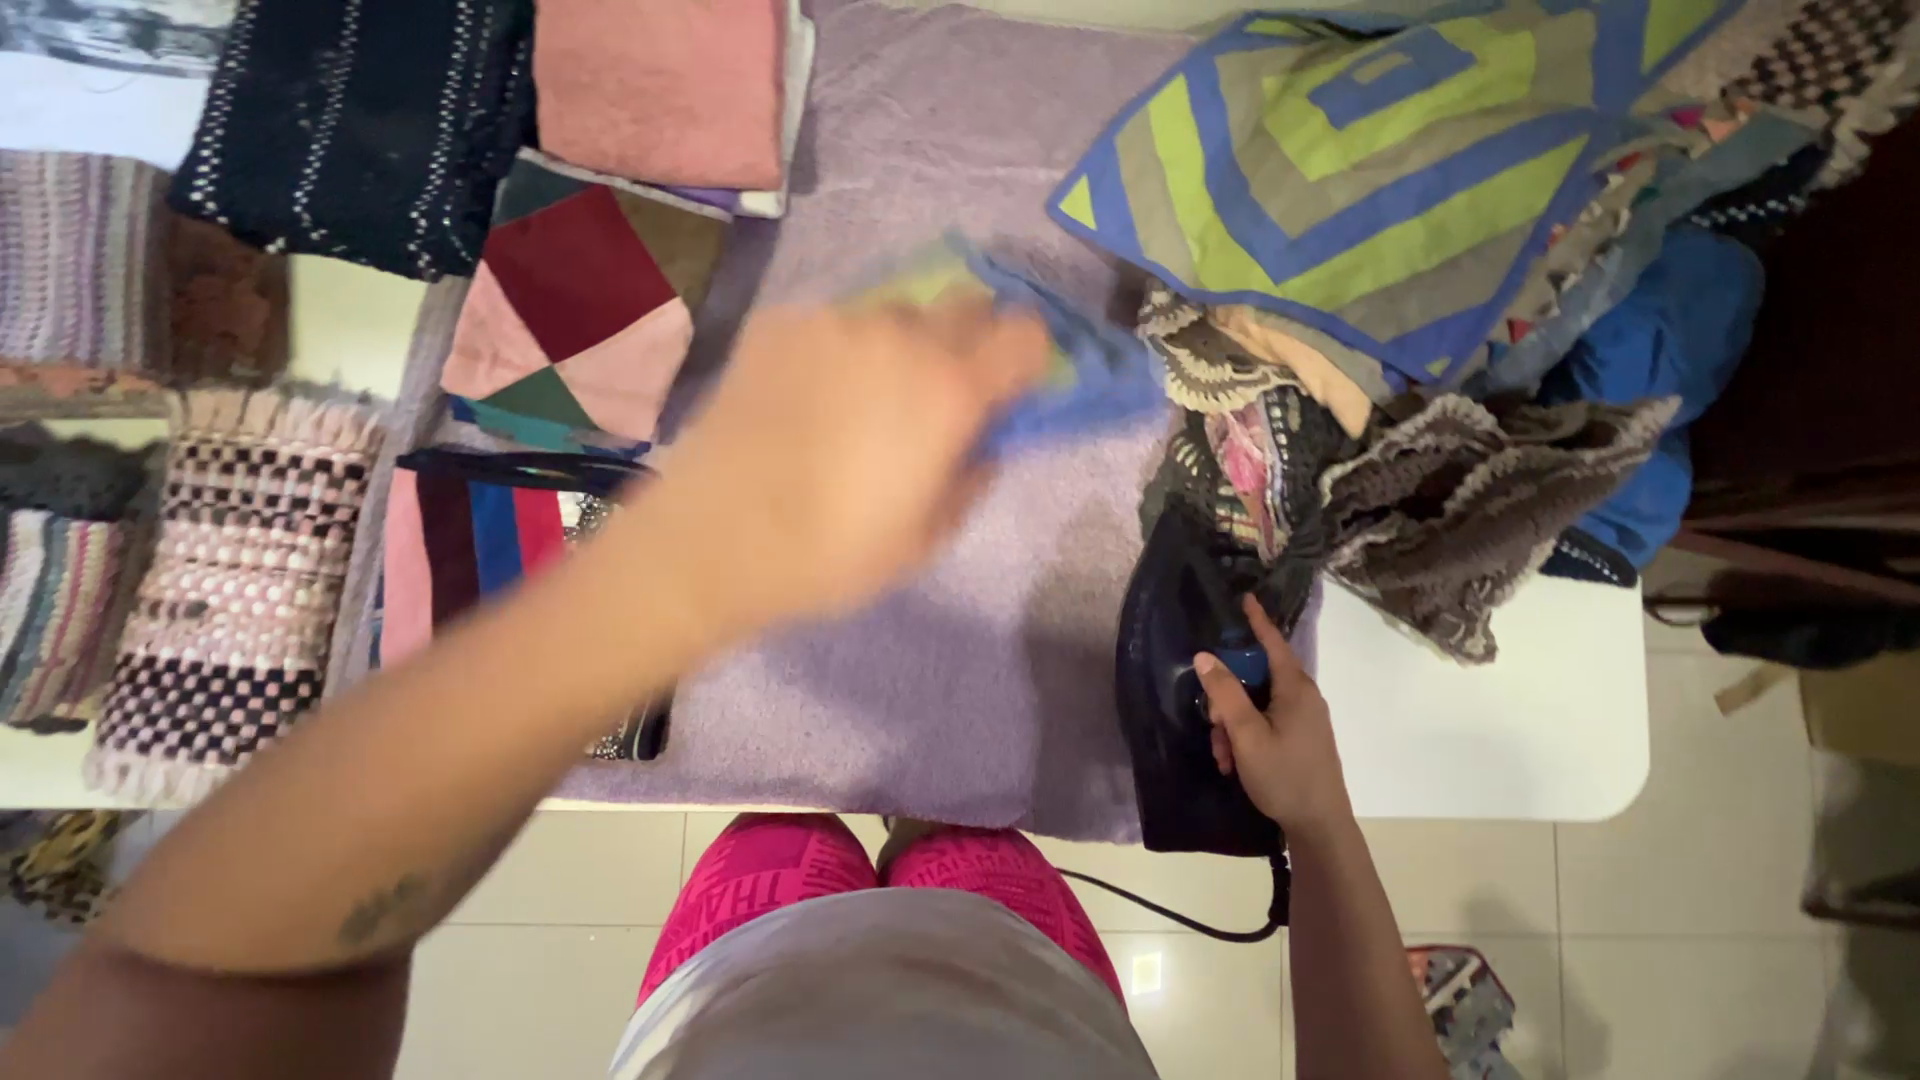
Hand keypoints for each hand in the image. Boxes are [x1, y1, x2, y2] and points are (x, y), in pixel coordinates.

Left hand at [629, 297, 1047, 632]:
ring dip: (902, 345)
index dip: (1029, 360)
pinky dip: (841, 350)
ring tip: (863, 399)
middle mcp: (900, 336)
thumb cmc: (831, 554)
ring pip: (896, 314)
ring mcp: (834, 321)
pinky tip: (807, 397)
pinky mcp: (778, 323)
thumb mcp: (926, 539)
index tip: (1010, 392)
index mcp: (950, 390)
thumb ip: (973, 478)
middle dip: (972, 344)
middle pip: (968, 306)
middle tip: (941, 396)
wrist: (712, 541)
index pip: (1026, 336)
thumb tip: (985, 445)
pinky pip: (835, 323)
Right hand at [1196, 595, 1353, 837]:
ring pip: (1256, 704)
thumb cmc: (1283, 776)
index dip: (1257, 621)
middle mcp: (1302, 698)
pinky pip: (1265, 723)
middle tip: (1213, 726)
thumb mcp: (1246, 735)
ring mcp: (1304, 719)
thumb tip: (1205, 656)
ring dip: (1232, 725)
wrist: (1320, 826)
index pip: (1273, 643)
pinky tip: (1235, 763)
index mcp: (1295, 689)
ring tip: (1224, 757)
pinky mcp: (1301, 738)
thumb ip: (1225, 694)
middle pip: (1256, 678)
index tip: (1245, 598)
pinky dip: (1246, 737)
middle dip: (1227, 699)